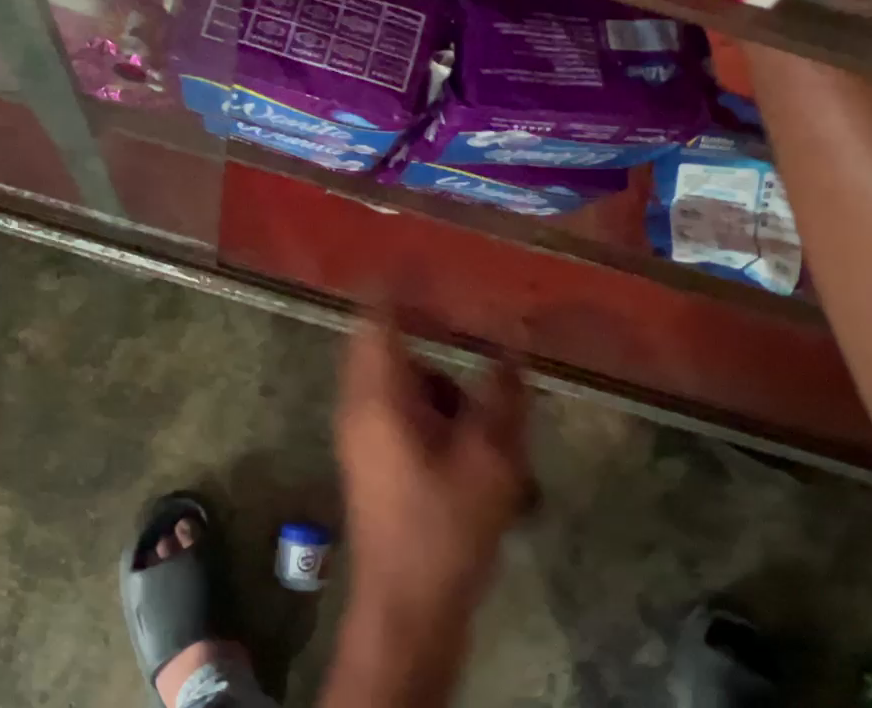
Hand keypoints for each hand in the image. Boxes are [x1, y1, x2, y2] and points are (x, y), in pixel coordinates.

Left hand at [335, 316, 531, 629]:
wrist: (408, 608)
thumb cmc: (444, 528)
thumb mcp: (490, 459)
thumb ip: (502, 395)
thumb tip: (512, 348)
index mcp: (377, 396)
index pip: (376, 318)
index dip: (399, 286)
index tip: (426, 263)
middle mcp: (360, 408)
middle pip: (389, 349)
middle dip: (434, 343)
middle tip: (474, 338)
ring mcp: (364, 438)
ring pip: (404, 387)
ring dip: (445, 391)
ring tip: (493, 424)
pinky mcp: (376, 464)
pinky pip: (407, 419)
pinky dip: (440, 421)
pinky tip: (482, 458)